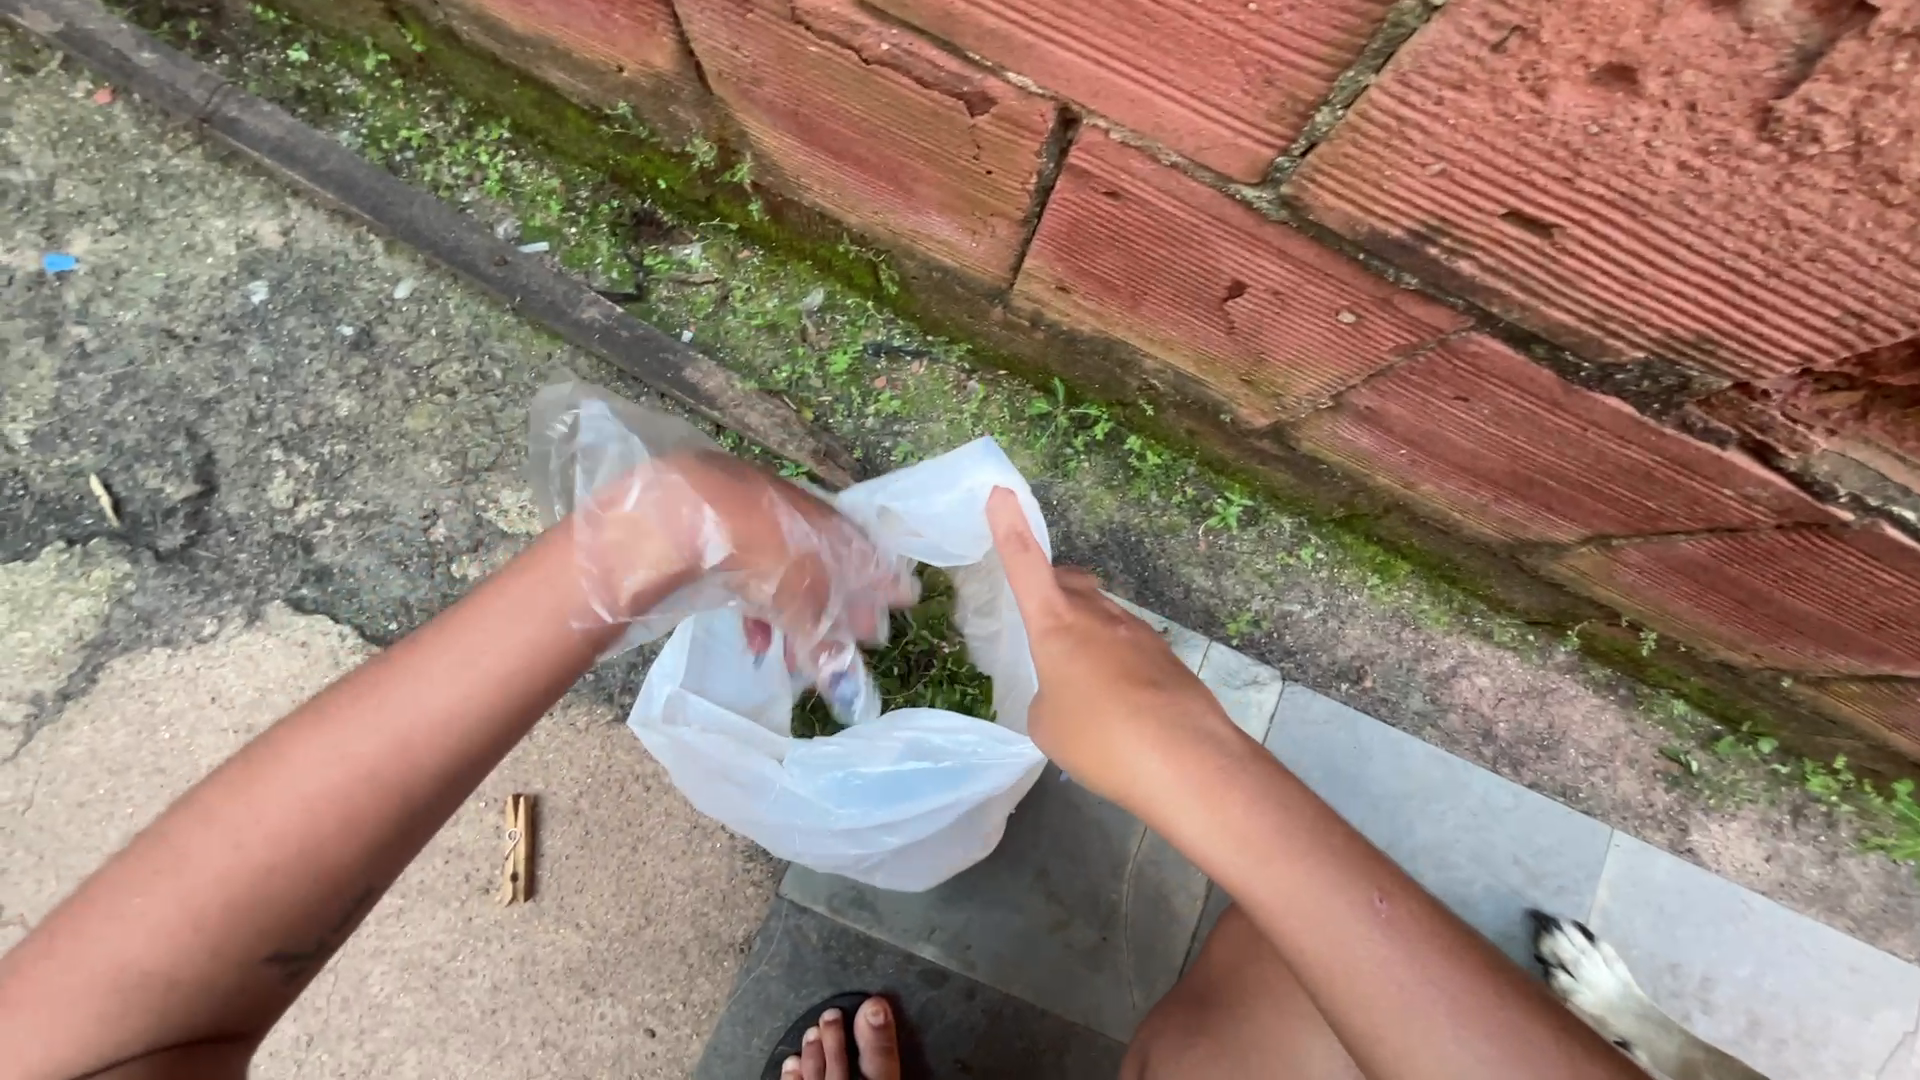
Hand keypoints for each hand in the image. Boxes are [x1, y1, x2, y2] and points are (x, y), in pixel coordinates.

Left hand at [578, 450, 908, 669]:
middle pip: (829, 568)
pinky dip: (761, 611)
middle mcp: (798, 518)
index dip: (883, 585)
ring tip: (799, 658)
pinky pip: (751, 577)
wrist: (678, 516)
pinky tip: (757, 643)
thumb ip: (825, 640)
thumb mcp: (797, 602)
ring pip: (789, 576)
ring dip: (800, 619)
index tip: (901, 606)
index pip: (866, 555)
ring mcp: (756, 524)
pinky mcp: (719, 536)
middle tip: (854, 641)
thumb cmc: (756, 555)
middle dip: (842, 610)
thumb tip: (849, 687)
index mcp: (827, 524)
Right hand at [986, 487, 1248, 809]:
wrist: (1187, 760)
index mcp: (1056, 623)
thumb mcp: (1047, 724)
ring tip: (1081, 681)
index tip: (1001, 492)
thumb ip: (1048, 695)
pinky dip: (1113, 660)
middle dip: (1051, 589)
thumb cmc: (1100, 738)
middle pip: (1068, 583)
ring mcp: (1137, 632)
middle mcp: (1097, 615)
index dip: (1009, 527)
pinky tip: (1118, 703)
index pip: (1025, 562)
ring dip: (1084, 631)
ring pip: (1100, 613)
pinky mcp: (1165, 656)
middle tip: (1041, 621)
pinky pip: (1127, 644)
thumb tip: (1067, 690)